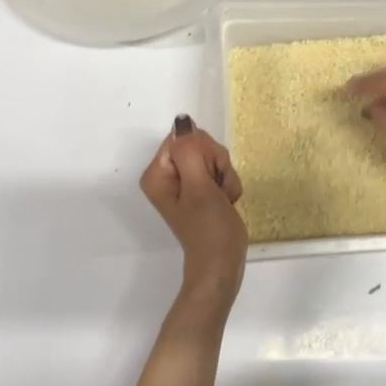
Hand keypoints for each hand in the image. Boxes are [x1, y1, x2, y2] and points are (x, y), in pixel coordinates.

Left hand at [139, 115, 246, 298]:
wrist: (222, 264)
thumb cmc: (208, 228)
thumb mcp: (199, 187)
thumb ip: (190, 152)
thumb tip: (183, 121)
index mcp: (157, 172)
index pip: (183, 138)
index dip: (203, 153)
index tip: (208, 176)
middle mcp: (167, 174)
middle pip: (199, 145)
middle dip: (216, 164)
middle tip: (215, 190)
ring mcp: (186, 181)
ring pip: (213, 156)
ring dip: (224, 176)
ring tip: (220, 199)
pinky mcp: (201, 188)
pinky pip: (219, 170)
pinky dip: (227, 184)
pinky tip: (224, 201)